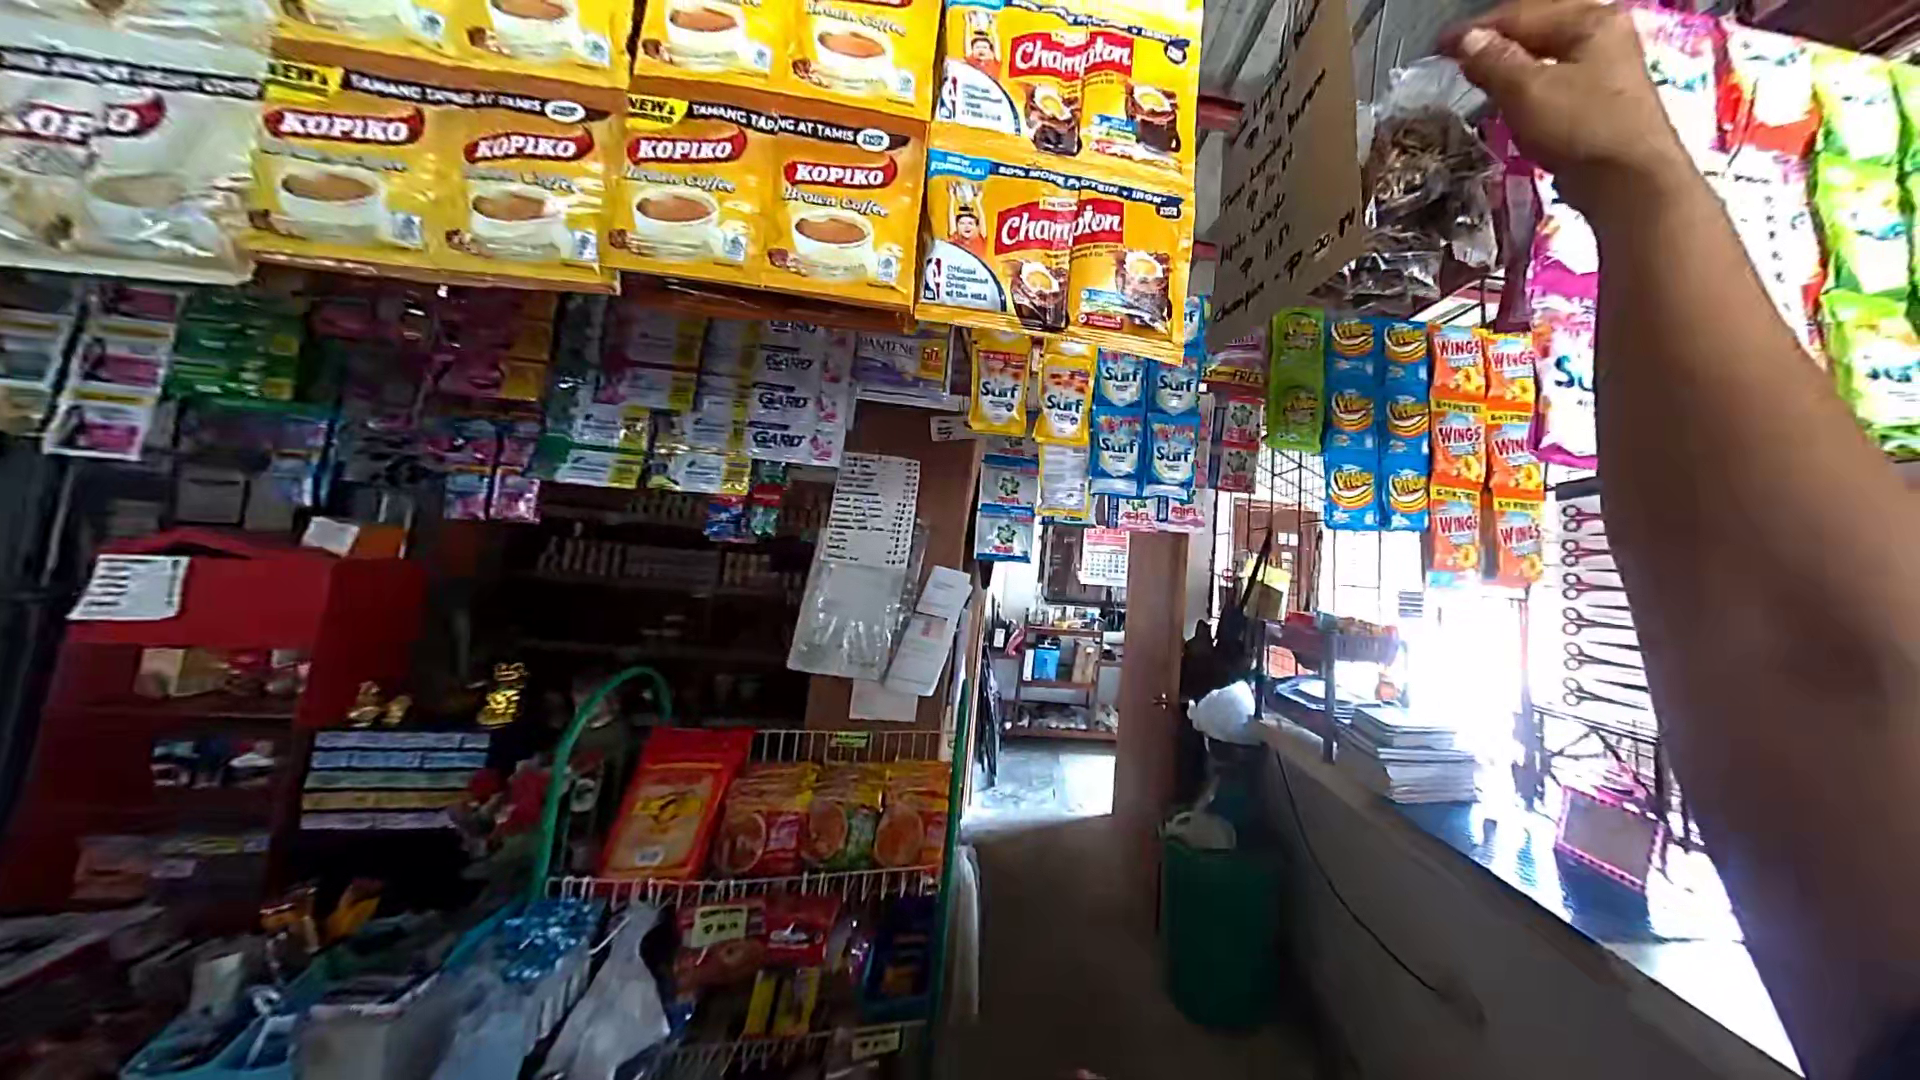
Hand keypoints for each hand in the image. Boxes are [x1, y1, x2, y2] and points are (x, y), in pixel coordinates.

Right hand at [1441, 0, 1691, 215]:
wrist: (1623, 172)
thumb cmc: (1577, 127)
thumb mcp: (1527, 92)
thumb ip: (1495, 62)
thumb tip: (1465, 39)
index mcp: (1588, 20)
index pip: (1521, 13)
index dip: (1475, 29)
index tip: (1438, 46)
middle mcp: (1600, 31)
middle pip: (1537, 24)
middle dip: (1493, 37)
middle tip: (1454, 56)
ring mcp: (1602, 60)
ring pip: (1544, 47)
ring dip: (1507, 56)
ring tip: (1474, 71)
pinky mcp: (1595, 91)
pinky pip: (1550, 70)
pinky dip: (1522, 75)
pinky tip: (1507, 90)